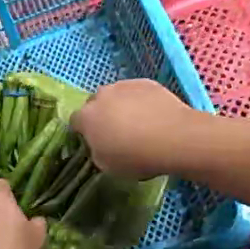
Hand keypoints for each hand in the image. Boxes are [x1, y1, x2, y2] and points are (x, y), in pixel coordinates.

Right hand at [70, 79, 200, 178]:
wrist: (174, 137)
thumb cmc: (135, 157)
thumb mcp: (107, 166)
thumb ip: (97, 152)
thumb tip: (100, 145)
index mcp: (86, 117)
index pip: (75, 121)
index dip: (84, 131)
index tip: (95, 141)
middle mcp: (101, 95)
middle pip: (95, 104)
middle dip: (101, 115)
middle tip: (116, 133)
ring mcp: (125, 85)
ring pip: (116, 95)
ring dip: (121, 106)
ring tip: (138, 123)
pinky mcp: (146, 82)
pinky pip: (137, 92)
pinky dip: (140, 101)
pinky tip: (153, 115)